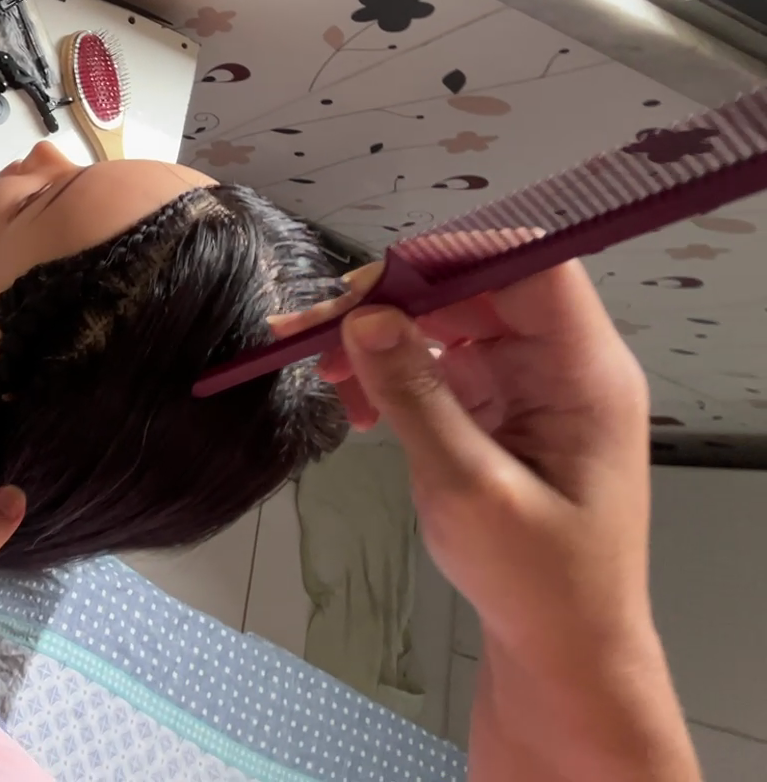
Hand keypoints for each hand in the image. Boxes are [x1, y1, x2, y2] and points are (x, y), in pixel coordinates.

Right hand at [274, 259, 653, 663]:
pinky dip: (376, 372)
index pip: (529, 269)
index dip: (451, 258)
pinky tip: (350, 406)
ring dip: (368, 338)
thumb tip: (365, 316)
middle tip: (313, 331)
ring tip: (317, 371)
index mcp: (581, 373)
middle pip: (463, 290)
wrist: (554, 636)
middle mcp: (551, 363)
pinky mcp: (482, 402)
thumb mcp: (467, 482)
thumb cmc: (533, 571)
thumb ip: (415, 393)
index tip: (371, 286)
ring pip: (432, 321)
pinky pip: (420, 361)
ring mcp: (515, 381)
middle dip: (383, 303)